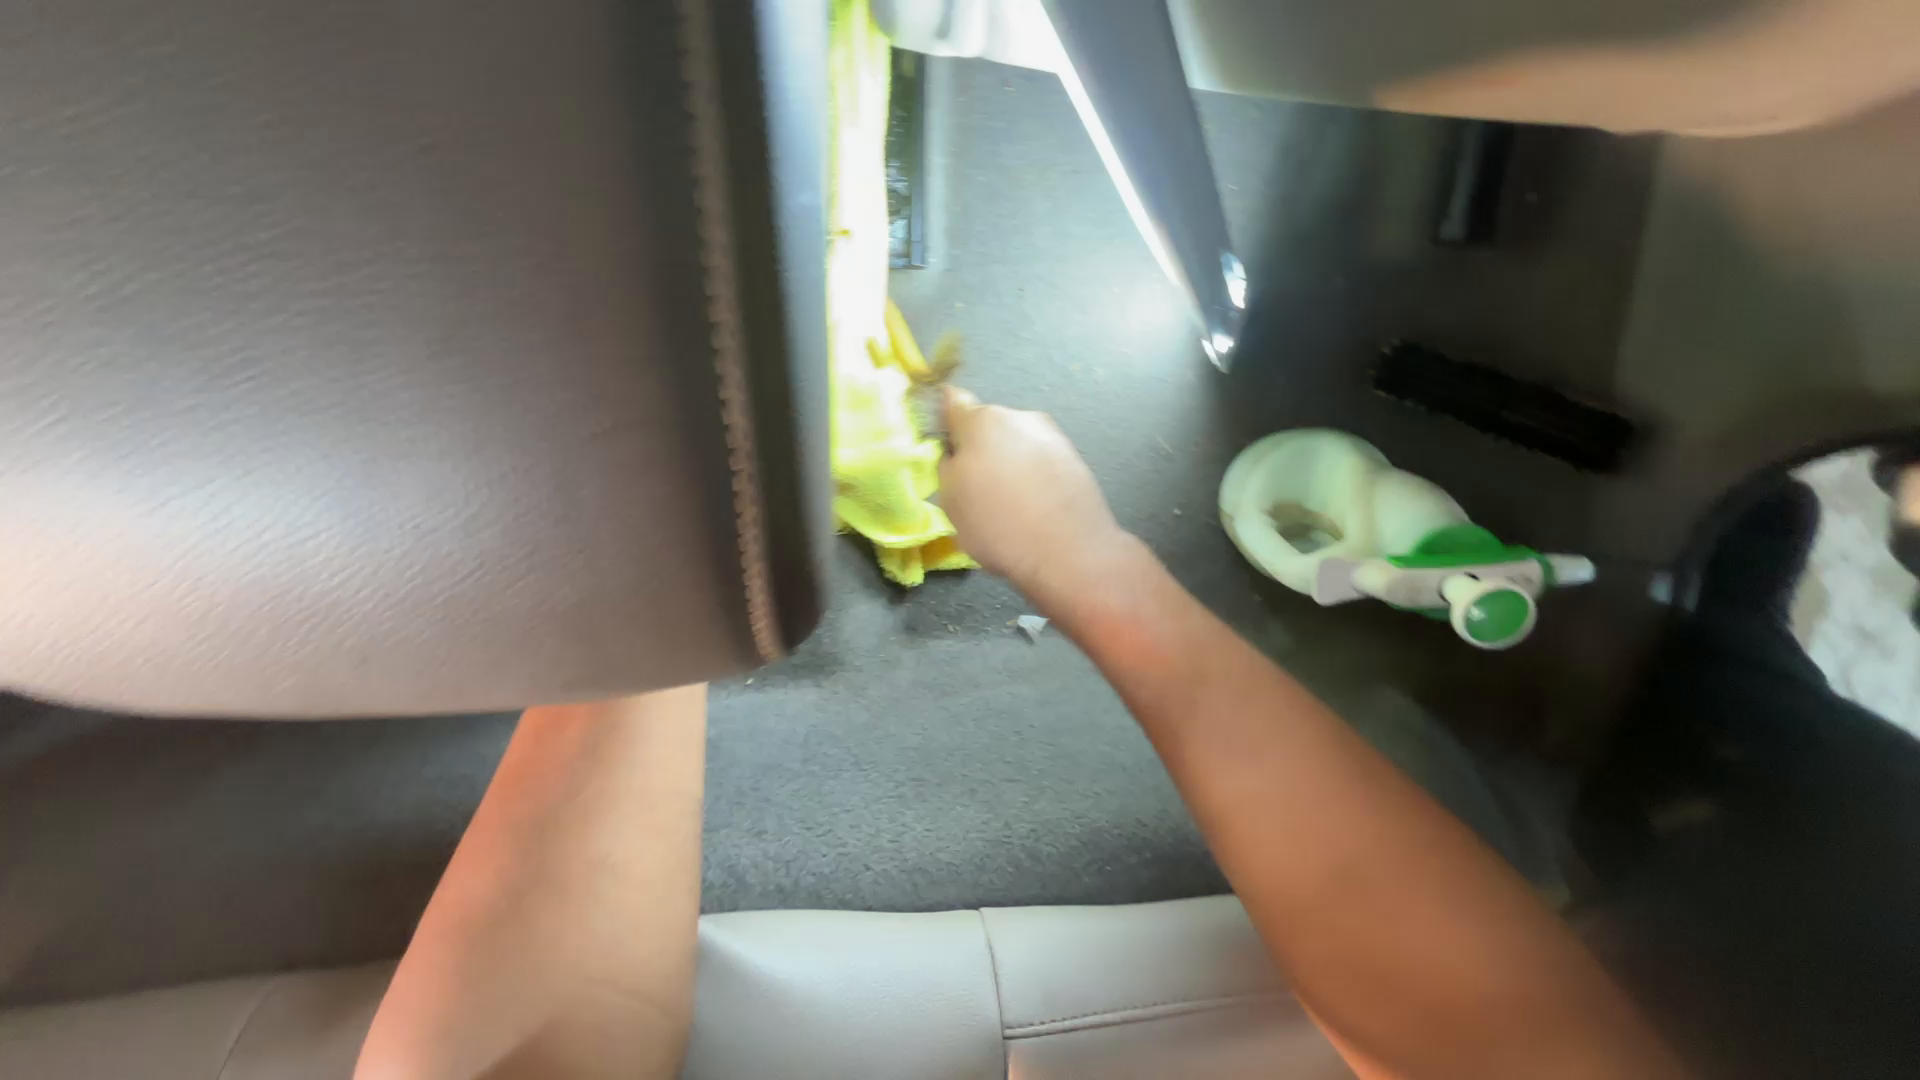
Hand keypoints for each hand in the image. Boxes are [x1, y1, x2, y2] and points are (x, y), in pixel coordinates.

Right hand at [938, 387, 1134, 603]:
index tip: (947, 447)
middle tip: (978, 488)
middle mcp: (1019, 417)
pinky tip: (1035, 506)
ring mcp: (1051, 435)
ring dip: (1010, 462)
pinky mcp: (1074, 457)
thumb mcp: (950, 501)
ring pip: (1017, 443)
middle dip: (981, 448)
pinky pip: (1041, 460)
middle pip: (988, 426)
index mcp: (981, 420)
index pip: (953, 401)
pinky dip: (1034, 475)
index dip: (946, 422)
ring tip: (1012, 503)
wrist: (1068, 552)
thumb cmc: (997, 525)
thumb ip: (947, 465)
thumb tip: (954, 452)